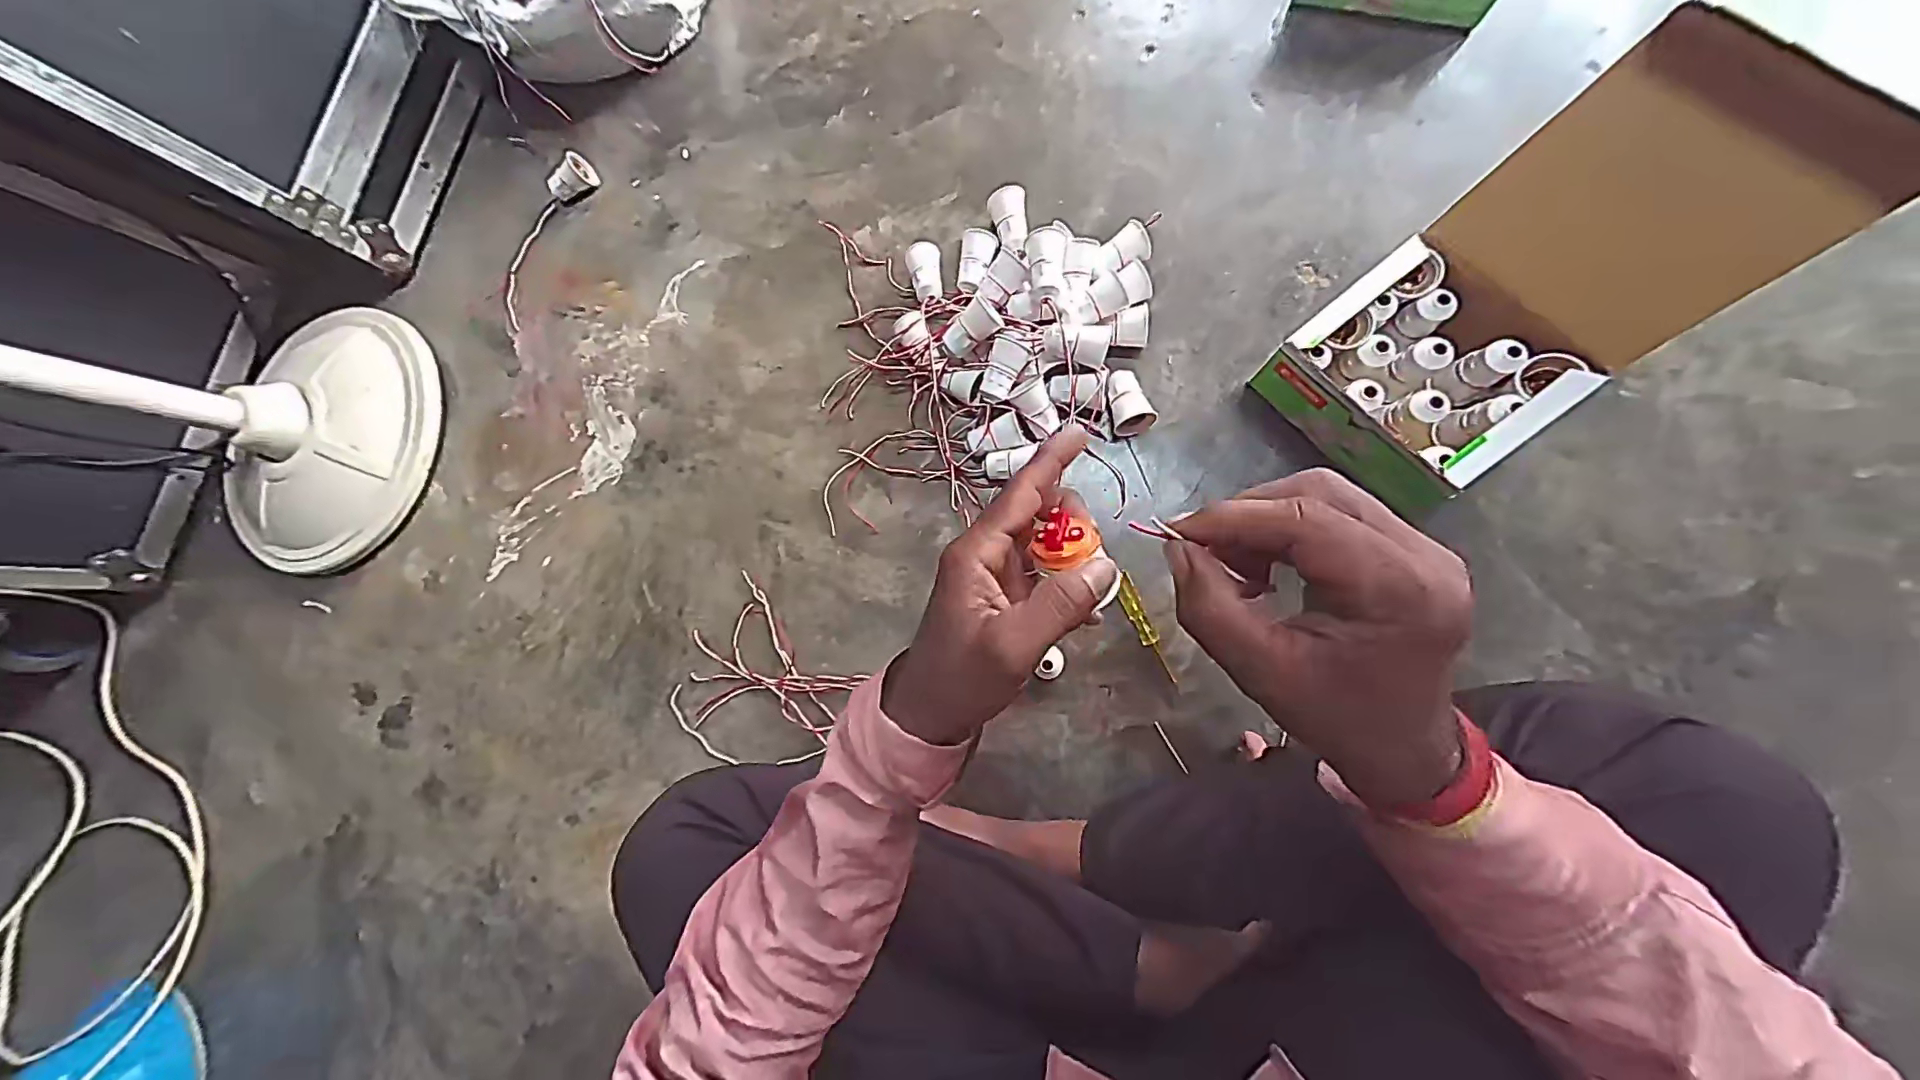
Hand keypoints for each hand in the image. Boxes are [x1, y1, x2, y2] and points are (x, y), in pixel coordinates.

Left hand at [883, 427, 1119, 744]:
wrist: (930, 712)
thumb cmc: (961, 678)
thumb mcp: (1013, 645)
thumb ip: (1060, 606)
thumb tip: (1106, 567)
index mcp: (977, 553)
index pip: (1020, 495)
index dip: (1051, 462)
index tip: (1080, 433)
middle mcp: (985, 553)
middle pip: (1037, 512)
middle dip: (1072, 522)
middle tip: (1094, 558)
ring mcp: (995, 574)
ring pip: (1044, 541)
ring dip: (1073, 554)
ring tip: (1091, 587)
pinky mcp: (1005, 595)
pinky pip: (1044, 572)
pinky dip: (1067, 580)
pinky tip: (1085, 609)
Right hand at [1163, 469, 1470, 806]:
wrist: (1402, 748)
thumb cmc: (1335, 717)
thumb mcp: (1260, 672)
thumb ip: (1209, 608)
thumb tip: (1178, 548)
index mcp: (1398, 589)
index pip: (1305, 519)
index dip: (1233, 518)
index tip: (1179, 533)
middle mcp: (1424, 554)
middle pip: (1318, 493)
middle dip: (1248, 514)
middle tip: (1205, 550)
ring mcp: (1425, 547)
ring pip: (1326, 496)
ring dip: (1266, 519)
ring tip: (1236, 563)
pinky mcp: (1413, 549)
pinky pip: (1338, 513)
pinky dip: (1288, 529)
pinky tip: (1267, 564)